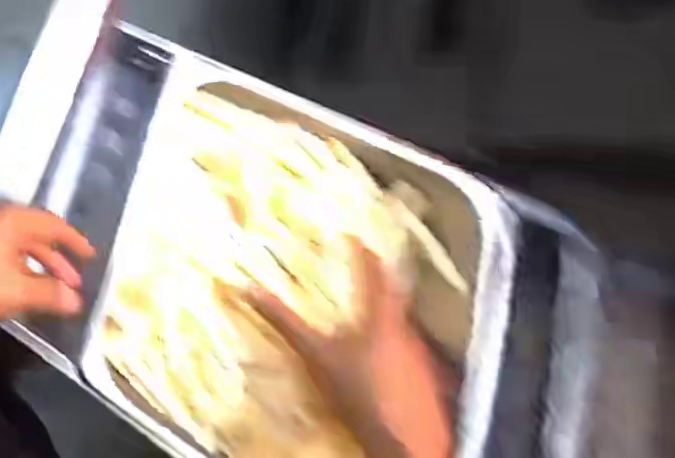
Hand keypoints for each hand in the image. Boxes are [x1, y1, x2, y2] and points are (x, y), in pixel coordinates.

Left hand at [0, 202, 95, 319]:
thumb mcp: (15, 290)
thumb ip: (48, 293)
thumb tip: (75, 297)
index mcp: (13, 217)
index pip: (52, 223)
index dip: (74, 239)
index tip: (90, 255)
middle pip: (34, 231)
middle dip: (55, 257)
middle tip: (72, 281)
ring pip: (15, 239)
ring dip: (34, 262)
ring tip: (47, 287)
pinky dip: (14, 261)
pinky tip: (13, 282)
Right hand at [245, 239, 453, 457]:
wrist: (407, 451)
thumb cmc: (359, 394)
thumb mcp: (314, 354)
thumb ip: (282, 320)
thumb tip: (244, 286)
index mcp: (382, 320)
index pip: (376, 276)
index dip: (365, 255)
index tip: (355, 238)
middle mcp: (408, 334)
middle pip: (395, 300)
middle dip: (377, 284)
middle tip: (358, 270)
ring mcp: (424, 362)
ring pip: (405, 326)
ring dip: (387, 314)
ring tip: (366, 308)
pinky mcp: (431, 386)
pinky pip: (412, 351)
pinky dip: (396, 342)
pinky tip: (382, 353)